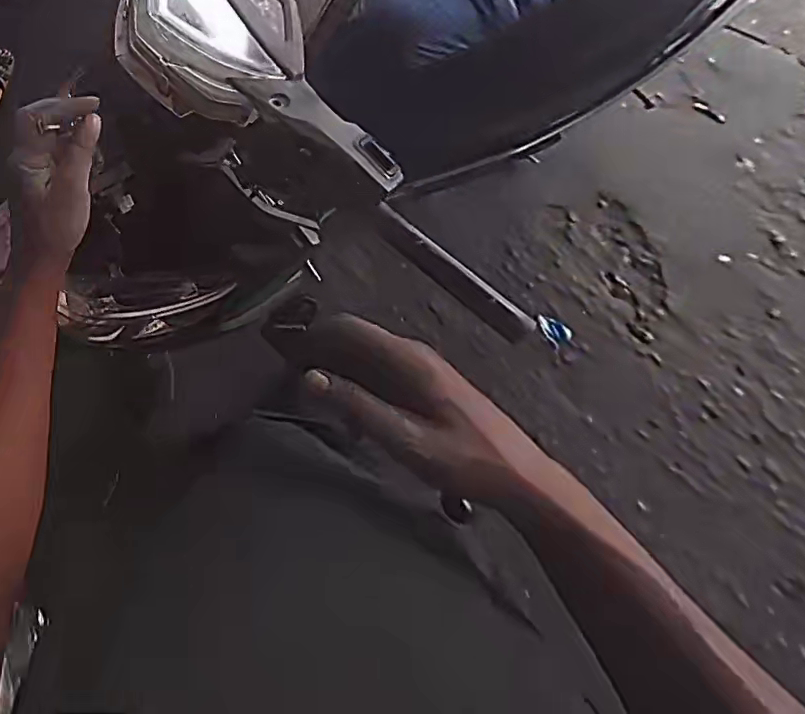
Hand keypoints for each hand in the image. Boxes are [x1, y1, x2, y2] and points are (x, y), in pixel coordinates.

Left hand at [8, 90, 100, 272]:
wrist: (42, 259)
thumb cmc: (56, 228)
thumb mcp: (73, 188)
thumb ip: (81, 151)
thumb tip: (91, 119)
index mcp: (25, 159)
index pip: (34, 116)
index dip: (62, 104)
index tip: (91, 105)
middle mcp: (23, 158)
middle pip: (38, 120)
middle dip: (64, 109)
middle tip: (92, 108)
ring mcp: (30, 166)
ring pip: (46, 133)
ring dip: (68, 124)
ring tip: (92, 121)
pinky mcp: (39, 175)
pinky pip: (52, 148)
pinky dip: (69, 140)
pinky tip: (85, 144)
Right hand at [278, 314, 558, 504]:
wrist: (520, 478)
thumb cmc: (468, 460)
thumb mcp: (405, 439)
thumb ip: (356, 406)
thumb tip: (312, 379)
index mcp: (408, 358)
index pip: (347, 327)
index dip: (312, 336)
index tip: (285, 355)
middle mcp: (412, 354)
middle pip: (352, 339)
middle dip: (320, 356)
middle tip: (294, 384)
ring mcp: (419, 367)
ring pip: (363, 357)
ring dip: (337, 374)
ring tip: (321, 406)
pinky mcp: (424, 383)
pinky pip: (378, 372)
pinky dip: (356, 386)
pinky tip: (354, 419)